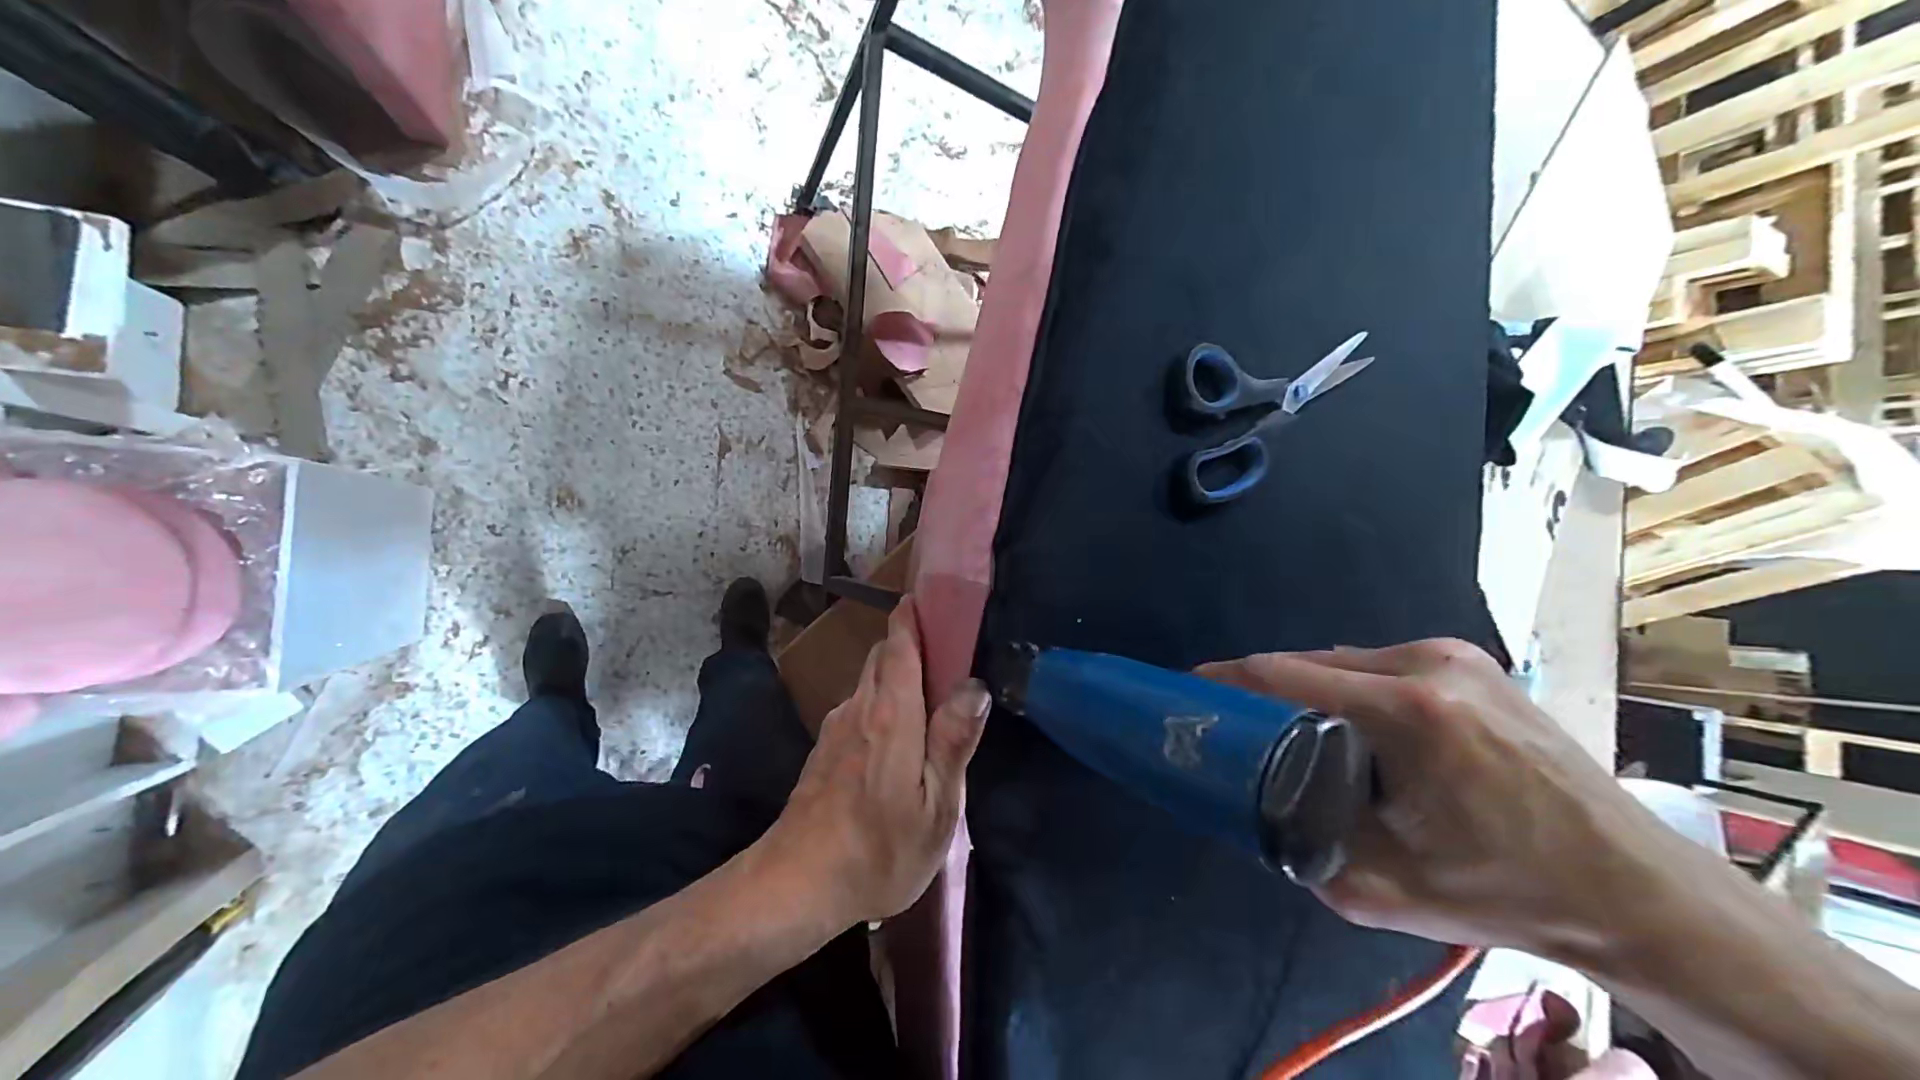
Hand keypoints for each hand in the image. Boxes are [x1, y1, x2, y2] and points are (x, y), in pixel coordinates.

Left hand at [761, 595, 989, 925]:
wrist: (797, 884)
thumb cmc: (880, 849)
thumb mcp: (936, 807)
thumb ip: (953, 742)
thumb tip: (975, 685)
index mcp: (892, 713)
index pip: (899, 643)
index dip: (914, 616)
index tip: (933, 598)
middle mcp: (860, 707)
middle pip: (883, 655)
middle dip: (910, 641)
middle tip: (948, 648)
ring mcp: (837, 727)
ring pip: (870, 680)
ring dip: (896, 672)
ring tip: (931, 691)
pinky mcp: (825, 749)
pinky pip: (860, 706)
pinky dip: (882, 700)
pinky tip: (899, 732)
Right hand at [1198, 639, 1682, 955]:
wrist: (1640, 893)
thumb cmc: (1510, 892)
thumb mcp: (1380, 886)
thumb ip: (1298, 841)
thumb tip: (1253, 807)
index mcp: (1406, 709)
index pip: (1281, 673)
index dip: (1226, 680)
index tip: (1190, 689)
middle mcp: (1428, 662)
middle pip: (1309, 661)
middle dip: (1264, 690)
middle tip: (1239, 727)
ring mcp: (1458, 657)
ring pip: (1345, 661)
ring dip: (1310, 690)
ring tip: (1294, 732)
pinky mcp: (1476, 664)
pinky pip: (1383, 665)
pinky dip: (1351, 689)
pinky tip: (1355, 729)